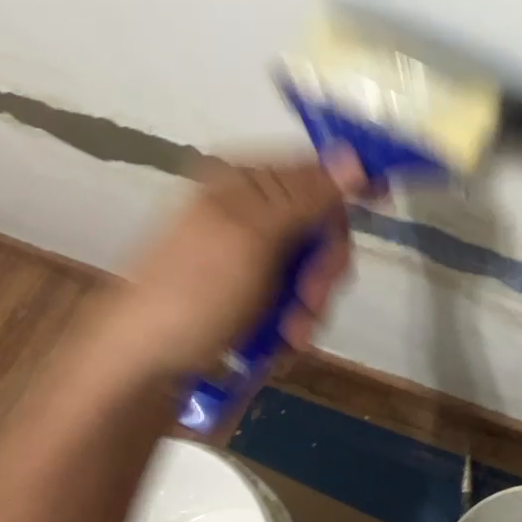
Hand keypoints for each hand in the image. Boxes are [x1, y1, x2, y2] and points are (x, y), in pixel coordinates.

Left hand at [93, 149, 366, 379]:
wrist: (137, 367)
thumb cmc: (192, 292)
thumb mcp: (253, 237)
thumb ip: (307, 196)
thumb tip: (354, 154)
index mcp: (243, 181)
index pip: (315, 168)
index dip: (350, 185)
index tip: (384, 203)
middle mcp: (248, 210)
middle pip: (320, 223)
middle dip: (324, 266)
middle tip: (312, 296)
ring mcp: (247, 255)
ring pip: (311, 267)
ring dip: (310, 303)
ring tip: (291, 333)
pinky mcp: (247, 293)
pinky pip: (293, 298)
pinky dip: (294, 322)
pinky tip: (281, 343)